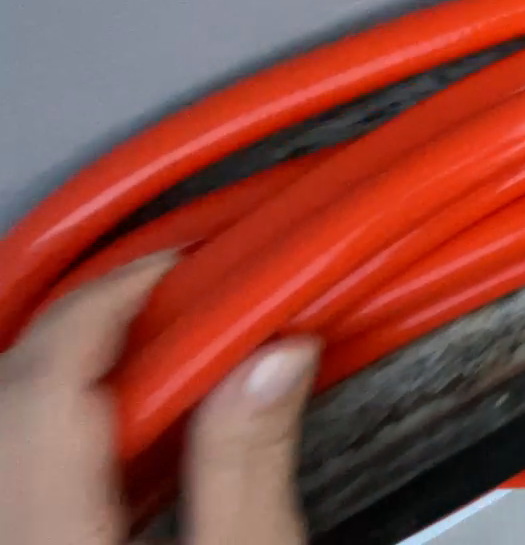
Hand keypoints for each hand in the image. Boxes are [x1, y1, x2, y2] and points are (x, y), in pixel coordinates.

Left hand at [0, 253, 318, 543]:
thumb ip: (250, 463)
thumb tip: (274, 357)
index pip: (37, 396)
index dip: (97, 312)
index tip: (163, 268)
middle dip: (71, 339)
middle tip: (157, 300)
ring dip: (53, 386)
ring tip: (135, 352)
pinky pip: (7, 479)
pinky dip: (45, 435)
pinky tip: (107, 434)